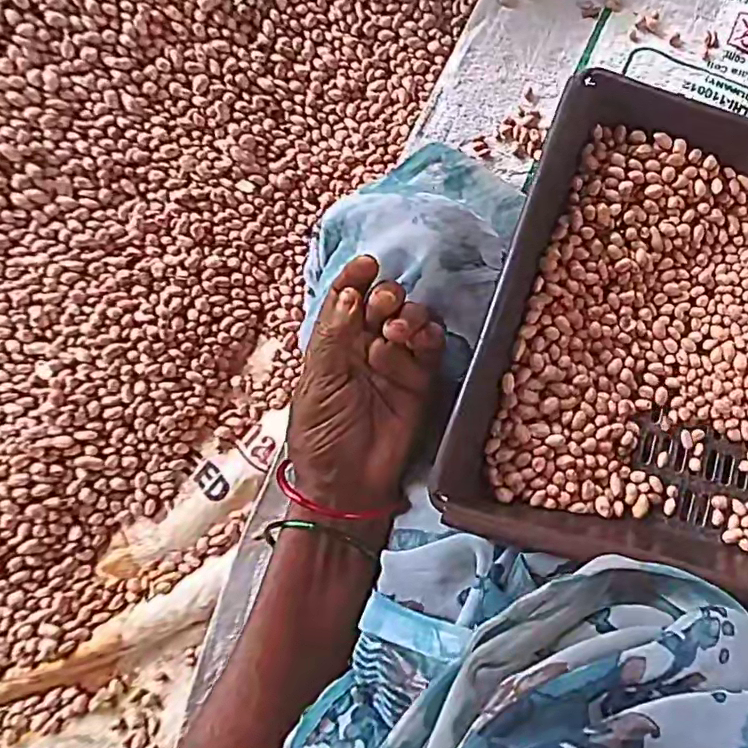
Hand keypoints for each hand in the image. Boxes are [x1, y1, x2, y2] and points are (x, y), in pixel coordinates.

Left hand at [288, 255, 444, 514]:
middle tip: (383, 305)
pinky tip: (418, 341)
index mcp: (334, 344)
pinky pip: (430, 348)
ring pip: (410, 321)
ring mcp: (396, 362)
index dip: (355, 279)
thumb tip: (350, 295)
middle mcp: (365, 347)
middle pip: (382, 304)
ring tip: (397, 332)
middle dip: (385, 296)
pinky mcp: (422, 379)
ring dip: (408, 316)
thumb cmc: (322, 433)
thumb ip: (334, 337)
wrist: (350, 483)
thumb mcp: (317, 383)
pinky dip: (428, 337)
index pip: (345, 300)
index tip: (366, 264)